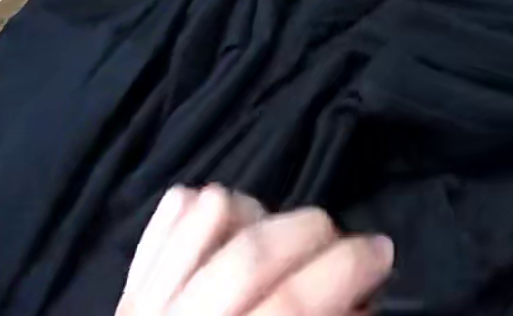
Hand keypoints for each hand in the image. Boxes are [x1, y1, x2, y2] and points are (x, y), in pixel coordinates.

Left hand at [118, 184, 394, 315]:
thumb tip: (361, 299)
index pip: (292, 304)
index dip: (345, 269)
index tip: (383, 251)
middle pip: (253, 255)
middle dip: (312, 231)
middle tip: (343, 239)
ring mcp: (145, 304)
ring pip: (211, 221)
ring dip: (262, 213)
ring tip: (285, 233)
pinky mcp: (129, 286)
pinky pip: (171, 216)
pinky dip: (205, 207)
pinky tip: (227, 221)